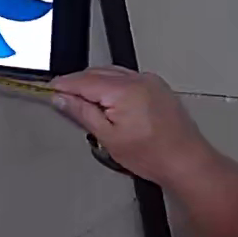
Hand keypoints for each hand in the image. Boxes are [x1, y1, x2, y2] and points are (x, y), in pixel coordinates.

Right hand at [50, 67, 232, 188]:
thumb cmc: (153, 155)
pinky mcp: (157, 87)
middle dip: (77, 84)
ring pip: (111, 73)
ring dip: (94, 83)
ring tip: (82, 102)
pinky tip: (105, 99)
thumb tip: (62, 99)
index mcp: (124, 90)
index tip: (49, 90)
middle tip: (62, 99)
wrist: (188, 163)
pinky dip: (111, 84)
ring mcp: (150, 81)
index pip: (83, 81)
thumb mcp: (108, 137)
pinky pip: (126, 77)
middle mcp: (138, 79)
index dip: (63, 85)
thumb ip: (82, 113)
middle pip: (96, 73)